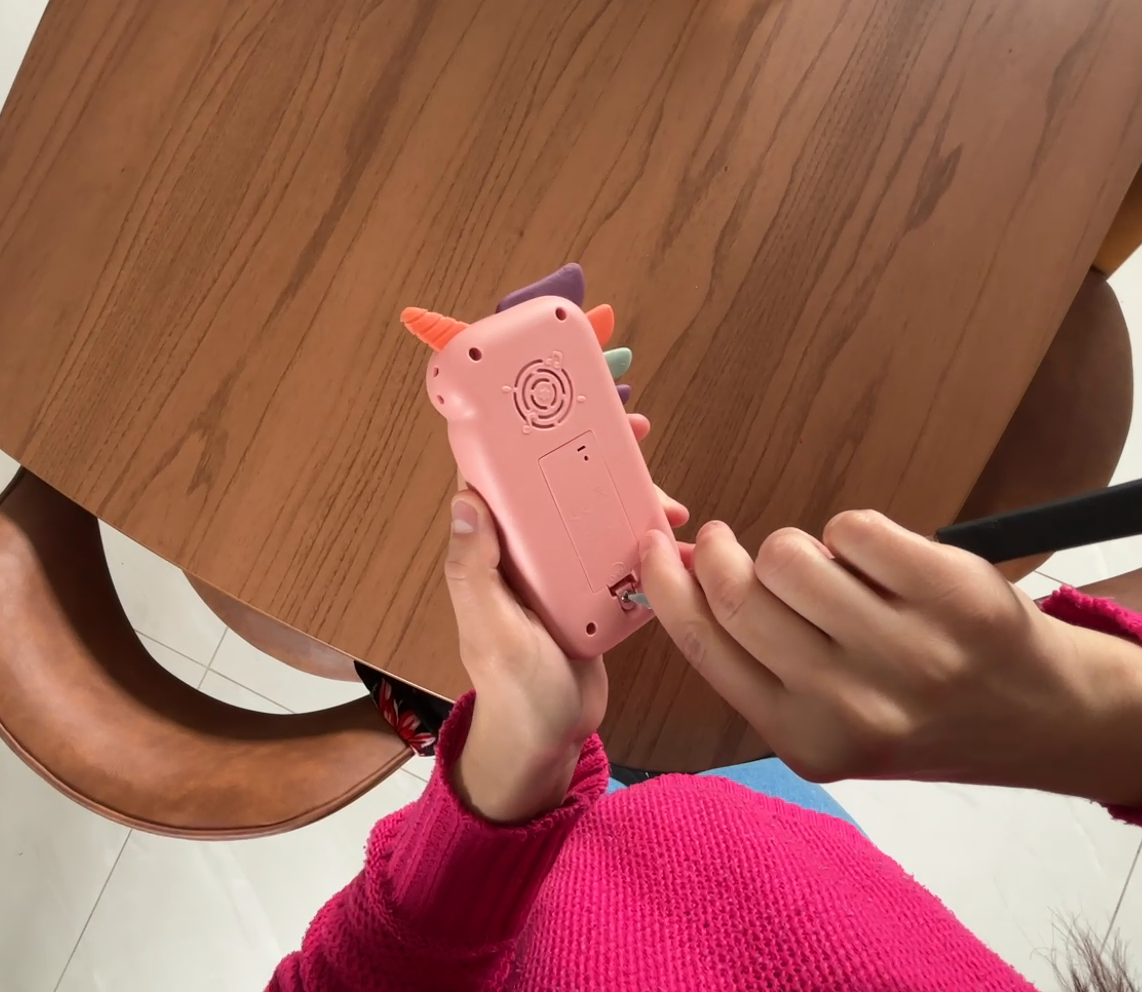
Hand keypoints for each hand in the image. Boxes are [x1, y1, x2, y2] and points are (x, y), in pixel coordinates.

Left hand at [447, 414, 688, 822]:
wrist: (550, 739)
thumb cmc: (514, 689)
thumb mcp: (492, 629)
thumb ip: (476, 570)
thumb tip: (466, 498)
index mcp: (495, 550)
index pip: (502, 476)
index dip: (526, 433)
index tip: (561, 403)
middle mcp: (526, 549)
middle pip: (558, 482)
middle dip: (596, 452)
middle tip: (638, 434)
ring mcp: (562, 567)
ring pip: (594, 510)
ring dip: (629, 495)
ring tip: (668, 504)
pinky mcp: (593, 589)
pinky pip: (619, 549)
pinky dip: (646, 539)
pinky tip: (674, 540)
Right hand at [638, 510, 1141, 805]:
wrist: (1045, 721)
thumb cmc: (913, 714)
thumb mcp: (820, 716)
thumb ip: (749, 652)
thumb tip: (680, 568)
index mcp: (804, 740)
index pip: (705, 642)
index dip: (667, 584)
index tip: (654, 548)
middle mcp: (853, 704)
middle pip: (739, 591)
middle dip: (718, 551)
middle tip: (723, 540)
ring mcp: (909, 651)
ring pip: (789, 551)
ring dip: (795, 547)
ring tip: (827, 572)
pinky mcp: (955, 594)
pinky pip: (853, 527)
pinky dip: (855, 534)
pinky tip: (880, 566)